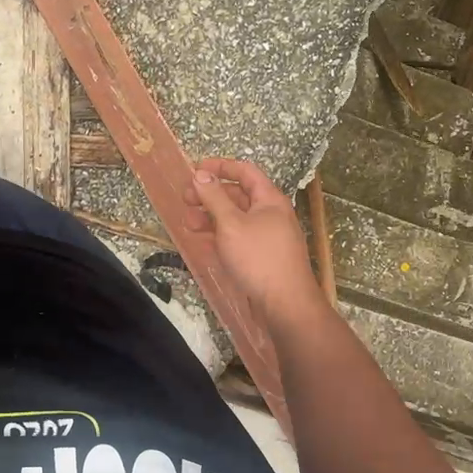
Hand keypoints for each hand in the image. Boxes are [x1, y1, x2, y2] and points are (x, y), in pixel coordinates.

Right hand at [183, 158, 323, 320]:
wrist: (286, 306)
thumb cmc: (258, 258)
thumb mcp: (230, 223)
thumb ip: (214, 197)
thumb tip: (201, 175)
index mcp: (269, 200)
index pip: (245, 171)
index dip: (220, 167)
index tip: (195, 171)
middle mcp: (270, 214)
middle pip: (238, 194)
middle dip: (210, 194)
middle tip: (186, 199)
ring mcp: (267, 236)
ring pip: (235, 218)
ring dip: (211, 216)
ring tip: (189, 224)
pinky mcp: (262, 256)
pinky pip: (237, 237)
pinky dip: (219, 235)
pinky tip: (203, 241)